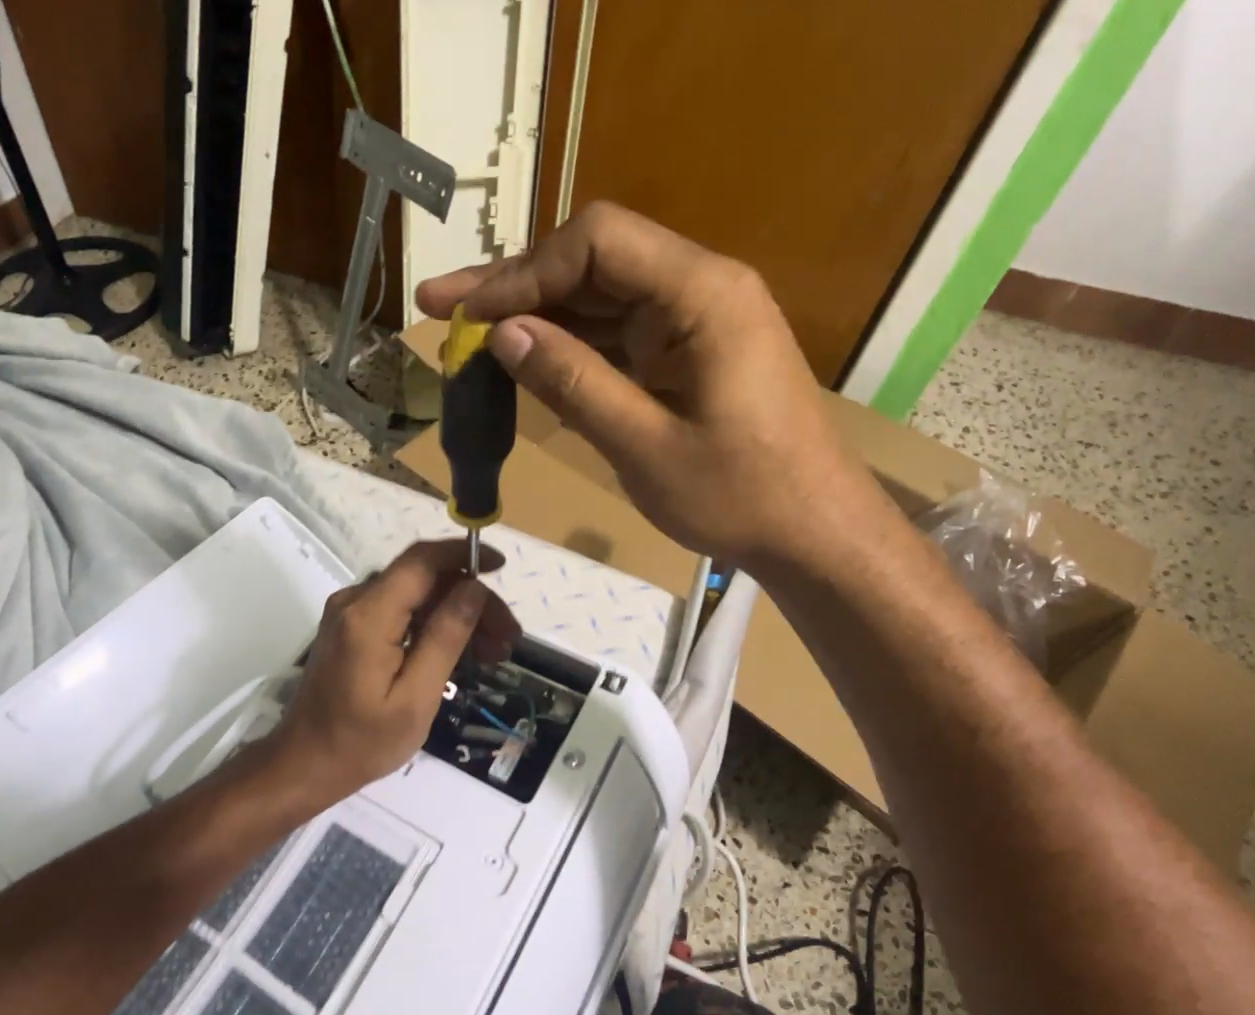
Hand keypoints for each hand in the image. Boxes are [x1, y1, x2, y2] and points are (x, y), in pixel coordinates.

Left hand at [271, 539, 520, 797]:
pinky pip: (398, 611)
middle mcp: (354, 602)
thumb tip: (474, 589)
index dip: (464, 555)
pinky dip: (431, 625)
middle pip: (423, 578)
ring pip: (414, 594)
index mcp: (368, 615)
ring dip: (455, 615)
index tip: (501, 567)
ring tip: (491, 654)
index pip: (422, 561)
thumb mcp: (416, 697)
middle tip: (507, 640)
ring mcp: (349, 614)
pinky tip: (458, 654)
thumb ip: (445, 637)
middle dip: (470, 599)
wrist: (306, 763)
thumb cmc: (362, 741)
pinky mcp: (350, 629)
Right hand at [416, 201, 881, 571]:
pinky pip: (614, 330)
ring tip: (465, 334)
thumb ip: (573, 382)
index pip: (596, 242)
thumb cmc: (741, 496)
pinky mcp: (684, 350)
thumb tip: (502, 334)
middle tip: (440, 306)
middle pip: (591, 258)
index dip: (523, 272)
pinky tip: (519, 361)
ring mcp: (691, 319)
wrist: (815, 533)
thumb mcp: (645, 446)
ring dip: (533, 313)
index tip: (469, 315)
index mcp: (702, 295)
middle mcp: (698, 289)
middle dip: (514, 283)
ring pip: (597, 294)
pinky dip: (564, 343)